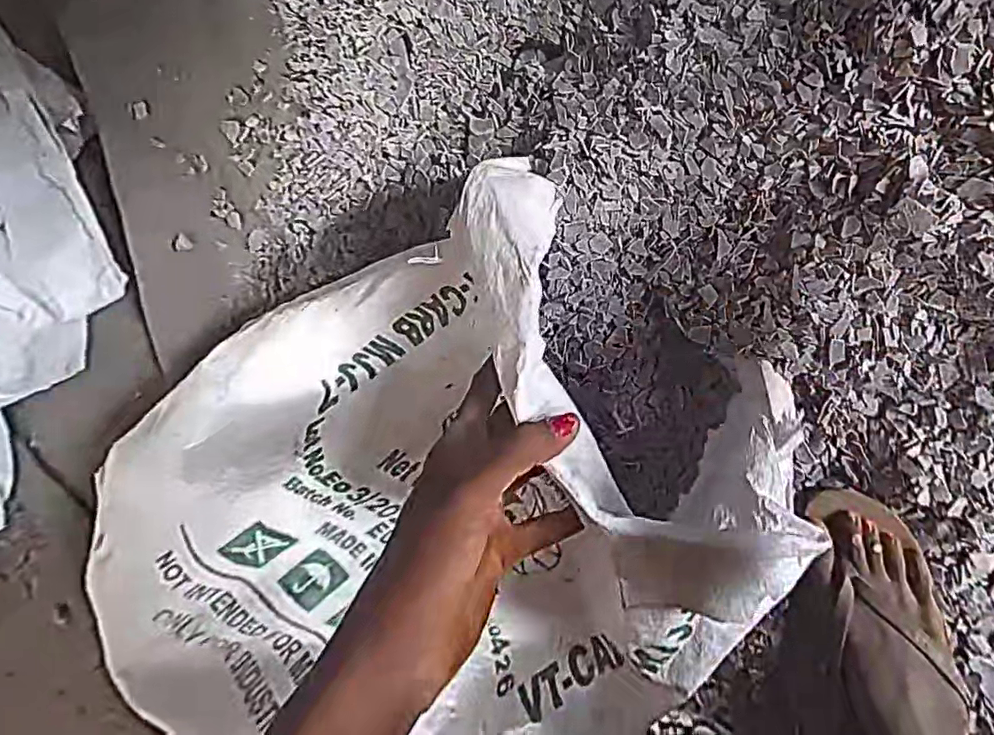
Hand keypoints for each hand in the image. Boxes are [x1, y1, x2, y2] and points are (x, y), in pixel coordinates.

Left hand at [282, 362, 581, 734]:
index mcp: (456, 450)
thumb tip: (563, 420)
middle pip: (510, 429)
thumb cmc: (421, 567)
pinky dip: (563, 512)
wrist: (400, 649)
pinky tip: (588, 507)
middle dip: (541, 409)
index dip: (507, 368)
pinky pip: (538, 520)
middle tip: (581, 388)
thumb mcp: (472, 495)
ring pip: (527, 471)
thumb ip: (518, 452)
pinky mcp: (496, 547)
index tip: (538, 344)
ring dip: (556, 458)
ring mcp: (483, 510)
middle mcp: (470, 473)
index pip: (483, 393)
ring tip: (593, 439)